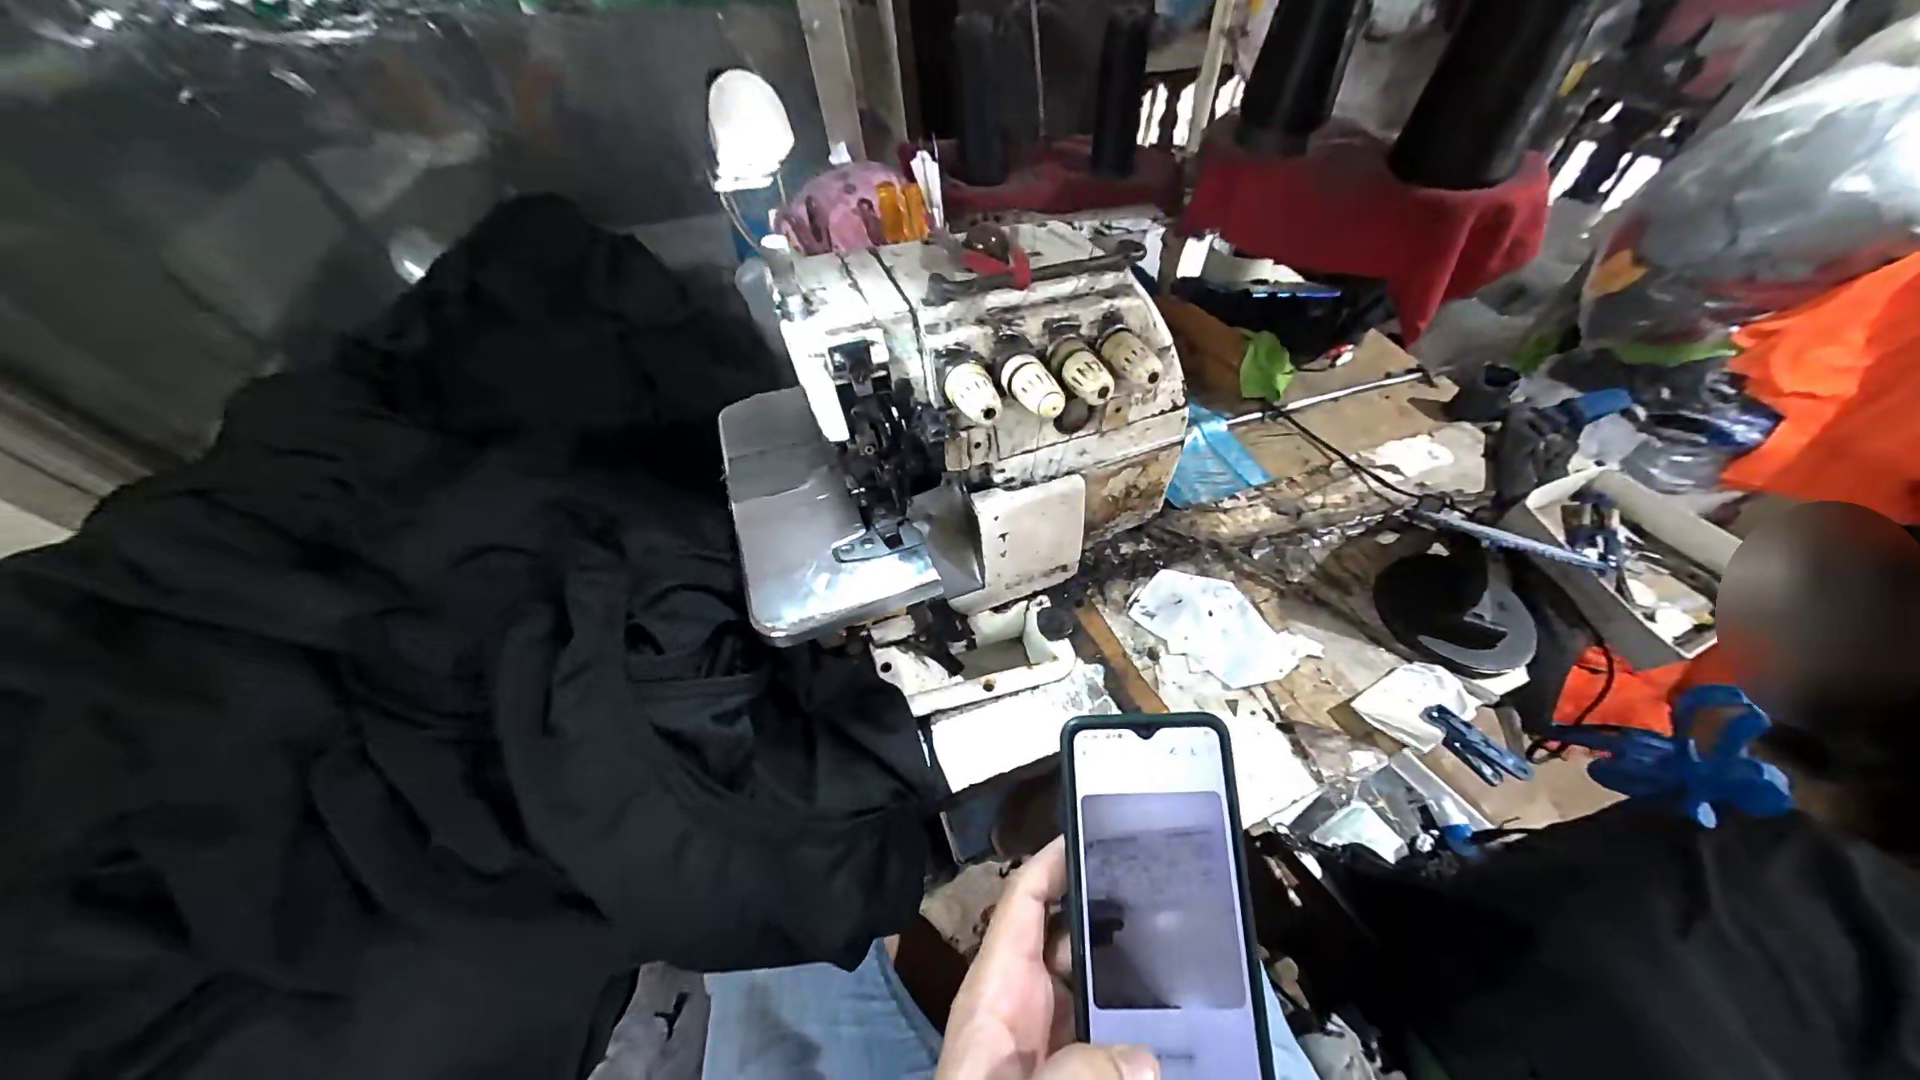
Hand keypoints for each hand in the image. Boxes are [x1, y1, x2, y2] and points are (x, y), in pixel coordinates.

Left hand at [934, 836, 1159, 1079]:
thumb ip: (1076, 1075)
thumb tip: (1147, 1060)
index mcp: (996, 987)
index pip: (1023, 902)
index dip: (1053, 862)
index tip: (1095, 834)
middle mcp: (1019, 1002)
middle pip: (1064, 936)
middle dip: (1107, 912)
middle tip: (1162, 889)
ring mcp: (1043, 1039)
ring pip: (1087, 984)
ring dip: (1126, 969)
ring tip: (1180, 945)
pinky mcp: (1066, 1068)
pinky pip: (1101, 1031)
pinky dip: (1131, 1024)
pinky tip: (1176, 1024)